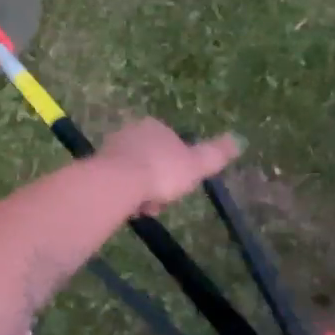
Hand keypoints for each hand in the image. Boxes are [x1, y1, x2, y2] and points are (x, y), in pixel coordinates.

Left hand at [95, 119, 242, 211]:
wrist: (118, 181)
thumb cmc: (161, 171)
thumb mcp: (196, 164)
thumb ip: (215, 153)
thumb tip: (237, 140)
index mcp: (153, 126)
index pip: (172, 146)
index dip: (179, 168)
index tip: (180, 184)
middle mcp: (129, 131)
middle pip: (153, 162)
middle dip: (159, 183)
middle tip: (162, 200)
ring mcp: (111, 148)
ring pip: (136, 175)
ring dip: (144, 193)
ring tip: (146, 207)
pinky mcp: (97, 166)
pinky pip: (119, 184)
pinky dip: (127, 196)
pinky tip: (130, 208)